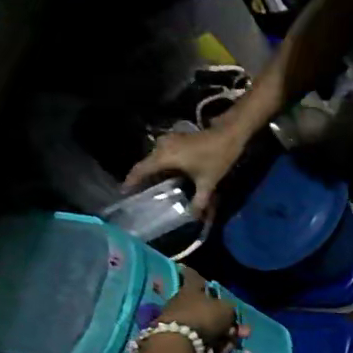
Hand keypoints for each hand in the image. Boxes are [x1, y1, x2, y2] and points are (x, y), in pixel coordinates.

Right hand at [123, 125, 248, 218]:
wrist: (228, 136)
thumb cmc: (216, 158)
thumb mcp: (208, 182)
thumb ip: (199, 201)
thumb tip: (194, 216)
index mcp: (163, 157)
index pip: (139, 170)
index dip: (130, 182)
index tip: (124, 194)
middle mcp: (160, 146)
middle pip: (146, 165)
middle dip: (142, 180)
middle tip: (141, 196)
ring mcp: (167, 140)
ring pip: (154, 160)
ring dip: (153, 173)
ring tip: (153, 189)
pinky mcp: (175, 139)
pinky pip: (163, 154)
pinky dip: (162, 166)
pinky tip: (168, 178)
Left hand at [158, 268, 242, 348]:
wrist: (179, 342)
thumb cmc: (204, 317)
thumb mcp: (226, 309)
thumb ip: (230, 309)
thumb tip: (230, 314)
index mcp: (191, 290)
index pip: (194, 277)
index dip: (196, 274)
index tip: (192, 271)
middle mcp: (182, 302)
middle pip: (206, 308)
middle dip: (225, 320)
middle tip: (241, 331)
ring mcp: (179, 320)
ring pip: (206, 326)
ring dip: (222, 336)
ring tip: (230, 345)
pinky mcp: (178, 338)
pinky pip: (201, 339)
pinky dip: (212, 345)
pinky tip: (219, 352)